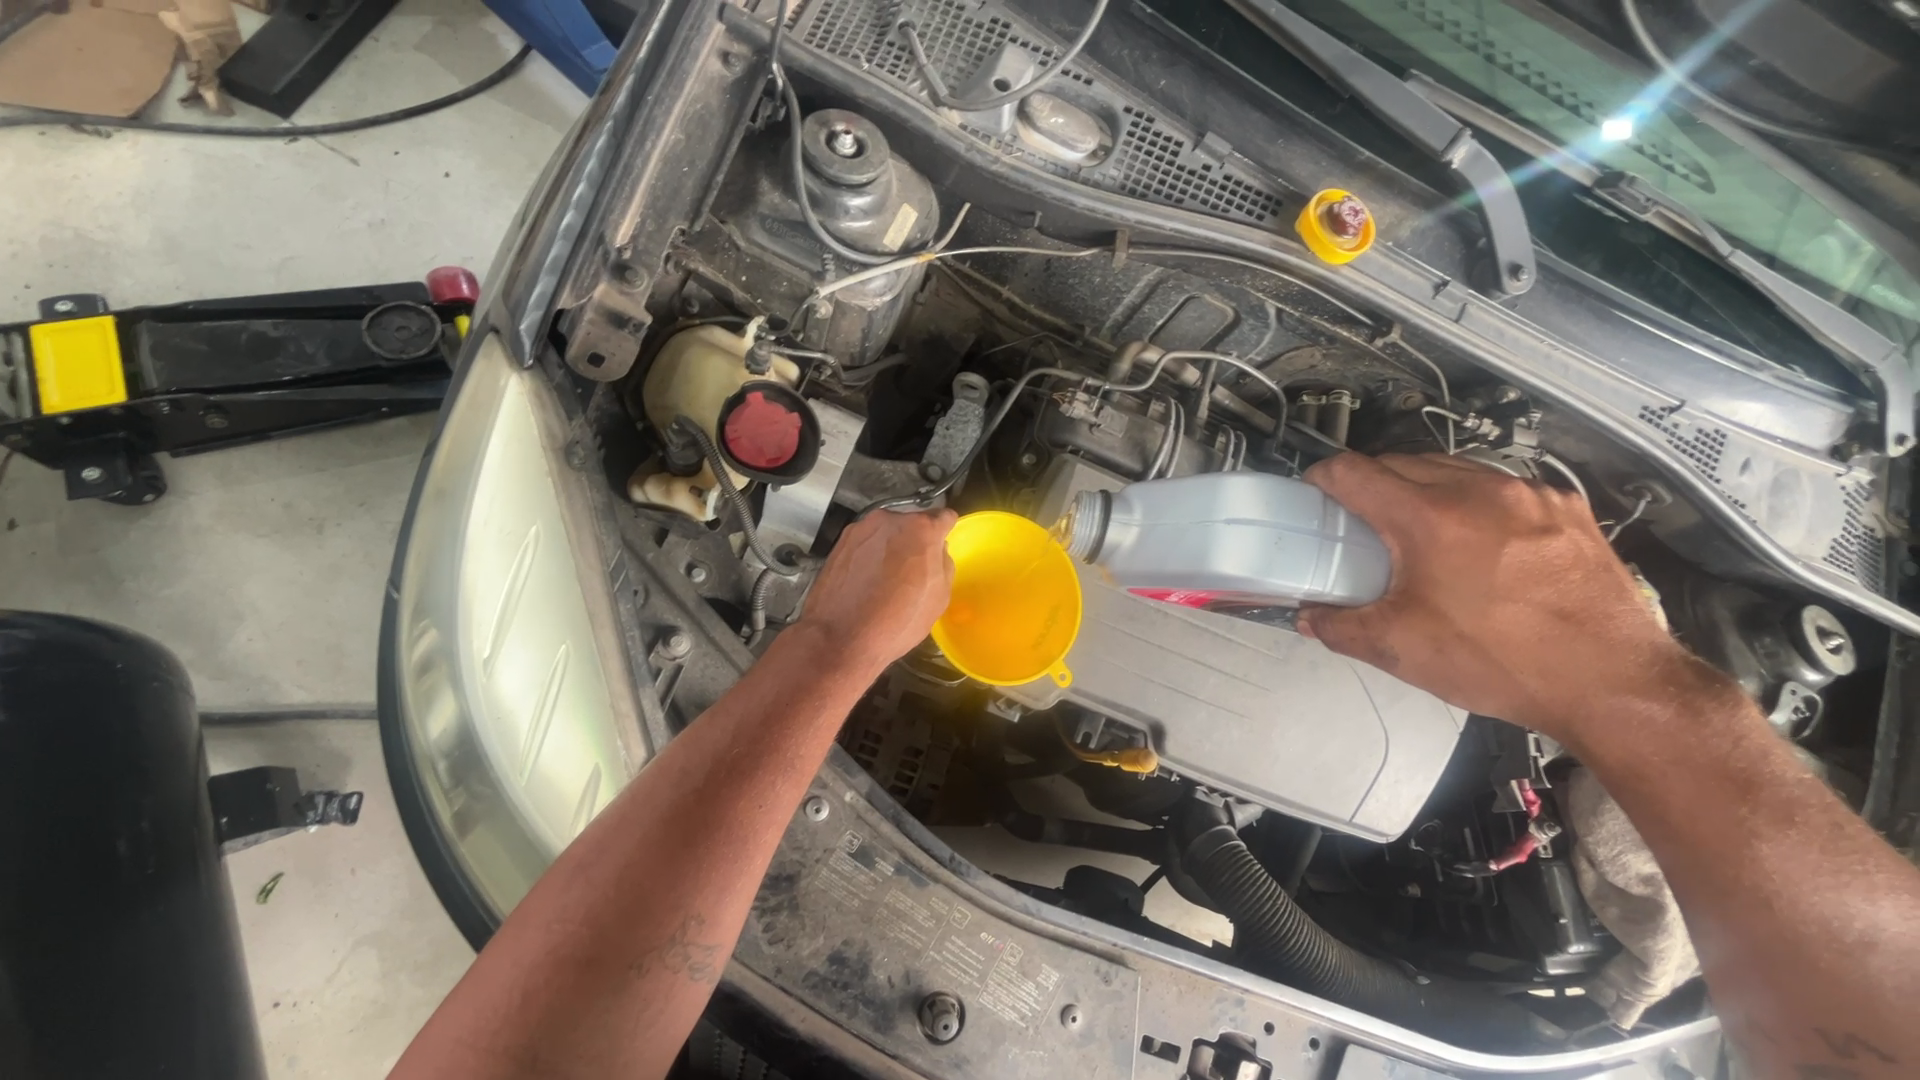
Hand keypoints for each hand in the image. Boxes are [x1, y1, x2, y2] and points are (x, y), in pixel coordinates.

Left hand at [797, 508, 956, 672]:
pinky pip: (865, 544)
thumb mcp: (939, 597)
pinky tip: (865, 582)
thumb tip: (936, 552)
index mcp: (922, 528)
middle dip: (915, 542)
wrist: (841, 638)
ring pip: (886, 533)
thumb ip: (943, 564)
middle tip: (911, 572)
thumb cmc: (897, 620)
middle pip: (912, 524)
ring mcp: (861, 528)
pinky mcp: (839, 542)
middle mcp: (890, 519)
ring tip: (884, 581)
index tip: (938, 549)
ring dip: (890, 548)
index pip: (943, 517)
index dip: (944, 533)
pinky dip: (869, 556)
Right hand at [1297, 453, 1702, 746]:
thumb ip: (1339, 627)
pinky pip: (1501, 487)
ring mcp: (1530, 493)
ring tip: (1416, 528)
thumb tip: (1308, 615)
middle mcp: (1478, 489)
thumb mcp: (1400, 650)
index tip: (1311, 495)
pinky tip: (1479, 542)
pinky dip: (1473, 502)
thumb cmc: (1497, 661)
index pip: (1353, 472)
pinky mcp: (1567, 508)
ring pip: (1453, 469)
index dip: (1321, 478)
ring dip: (1421, 487)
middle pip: (1401, 462)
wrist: (1614, 682)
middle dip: (1369, 483)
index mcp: (1428, 516)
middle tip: (1358, 522)